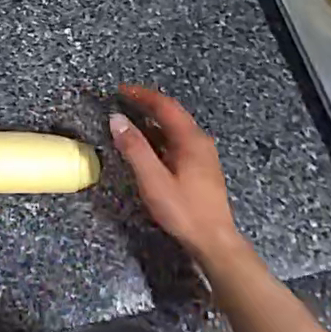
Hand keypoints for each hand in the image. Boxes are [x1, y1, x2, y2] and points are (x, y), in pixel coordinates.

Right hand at [109, 85, 244, 264]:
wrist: (214, 241)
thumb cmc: (184, 210)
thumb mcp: (153, 180)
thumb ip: (134, 148)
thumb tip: (116, 119)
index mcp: (191, 139)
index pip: (165, 106)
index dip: (142, 95)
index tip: (121, 90)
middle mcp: (200, 141)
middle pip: (173, 114)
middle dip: (148, 104)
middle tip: (124, 100)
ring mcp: (203, 155)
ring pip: (175, 128)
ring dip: (153, 120)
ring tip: (131, 120)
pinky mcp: (202, 168)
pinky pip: (178, 141)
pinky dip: (160, 136)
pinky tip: (149, 146)